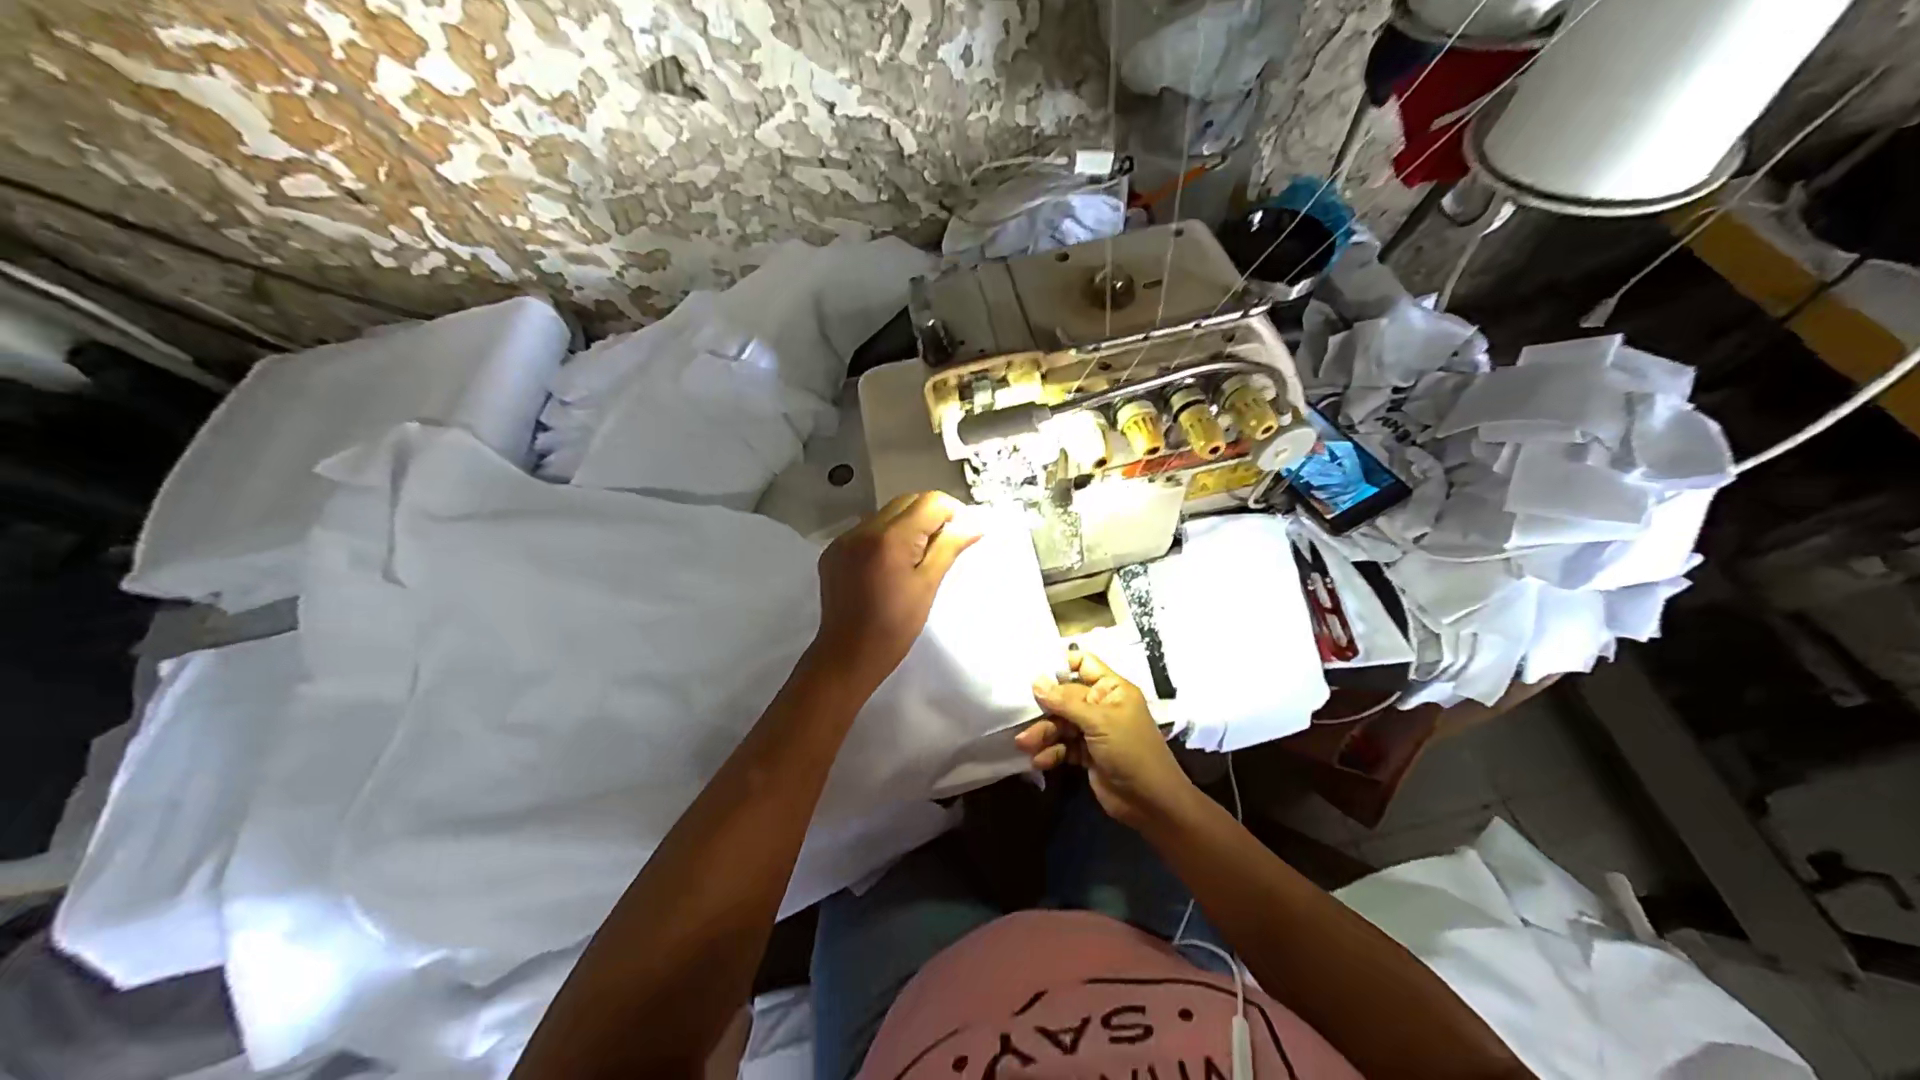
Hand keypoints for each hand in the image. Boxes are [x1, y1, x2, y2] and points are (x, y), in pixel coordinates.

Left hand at [809, 491, 981, 694]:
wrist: (847, 656)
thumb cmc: (895, 627)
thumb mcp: (927, 586)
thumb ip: (949, 547)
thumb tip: (973, 524)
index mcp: (889, 539)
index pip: (929, 502)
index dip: (952, 513)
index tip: (962, 535)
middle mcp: (863, 530)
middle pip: (907, 501)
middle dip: (930, 515)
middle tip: (945, 545)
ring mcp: (844, 539)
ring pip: (886, 514)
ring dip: (908, 525)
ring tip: (917, 558)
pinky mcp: (833, 551)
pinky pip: (867, 530)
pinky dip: (885, 537)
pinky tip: (890, 566)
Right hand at [1017, 649, 1201, 829]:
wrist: (1150, 802)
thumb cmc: (1130, 751)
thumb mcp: (1099, 721)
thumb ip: (1066, 701)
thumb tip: (1037, 681)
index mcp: (1111, 689)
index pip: (1084, 664)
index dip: (1061, 664)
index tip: (1034, 669)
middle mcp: (1101, 706)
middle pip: (1065, 697)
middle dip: (1044, 708)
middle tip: (1020, 716)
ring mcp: (1093, 731)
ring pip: (1060, 724)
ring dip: (1042, 733)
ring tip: (1025, 744)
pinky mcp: (1086, 754)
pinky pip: (1062, 746)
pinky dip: (1050, 752)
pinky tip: (1039, 760)